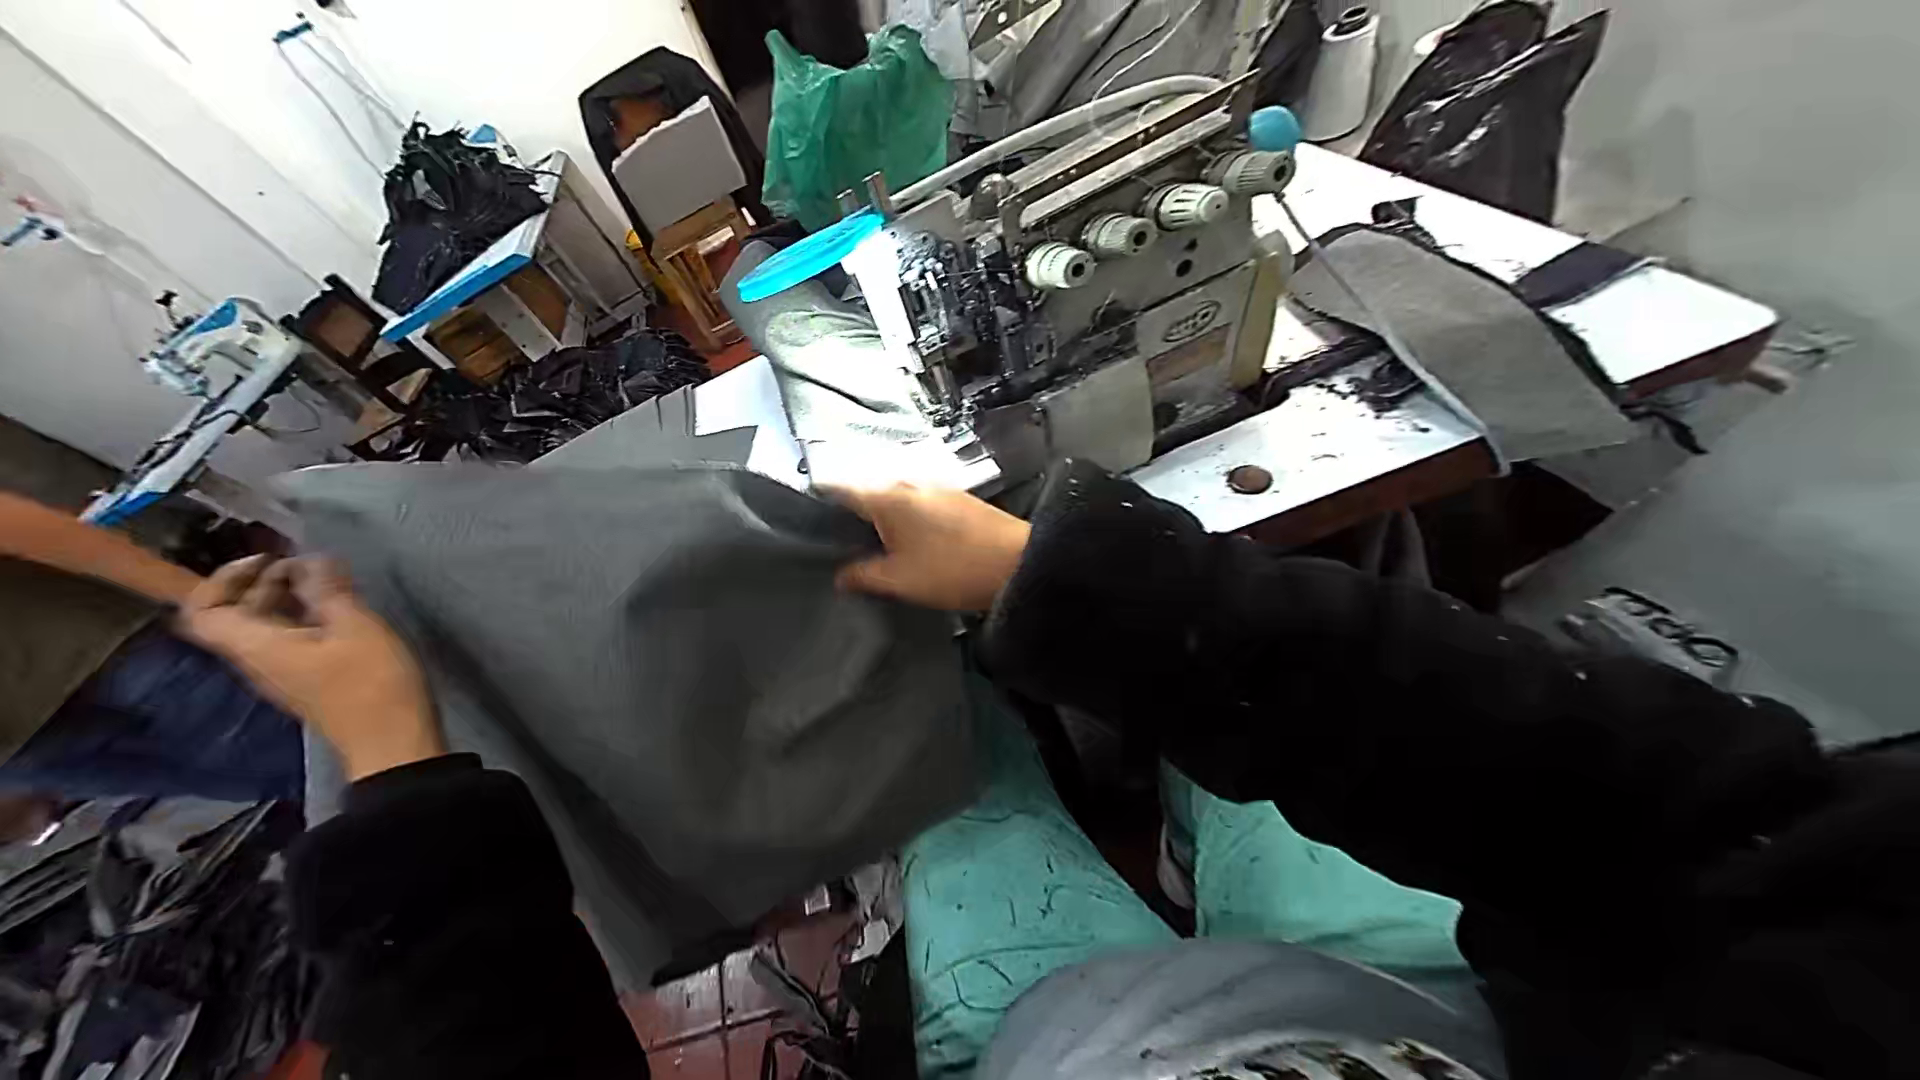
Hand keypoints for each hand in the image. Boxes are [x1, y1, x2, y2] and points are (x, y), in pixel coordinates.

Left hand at [180, 555, 445, 781]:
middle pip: (236, 616)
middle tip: (306, 562)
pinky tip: (340, 611)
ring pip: (265, 628)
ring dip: (287, 599)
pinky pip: (291, 640)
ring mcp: (284, 672)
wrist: (391, 737)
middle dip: (263, 583)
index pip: (204, 609)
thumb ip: (329, 592)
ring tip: (328, 580)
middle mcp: (258, 660)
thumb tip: (311, 560)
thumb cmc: (371, 681)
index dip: (224, 578)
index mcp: (256, 646)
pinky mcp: (310, 680)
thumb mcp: (356, 627)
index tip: (268, 557)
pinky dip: (305, 617)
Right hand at [824, 483, 1031, 611]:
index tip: (806, 520)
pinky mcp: (955, 497)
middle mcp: (907, 482)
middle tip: (834, 539)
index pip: (839, 487)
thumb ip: (863, 575)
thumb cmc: (953, 569)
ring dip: (878, 515)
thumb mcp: (899, 580)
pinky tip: (903, 539)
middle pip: (865, 490)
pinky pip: (915, 501)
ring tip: (867, 543)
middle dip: (849, 512)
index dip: (818, 501)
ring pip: (892, 496)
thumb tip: (840, 576)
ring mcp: (934, 487)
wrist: (1017, 563)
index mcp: (886, 496)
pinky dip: (902, 516)